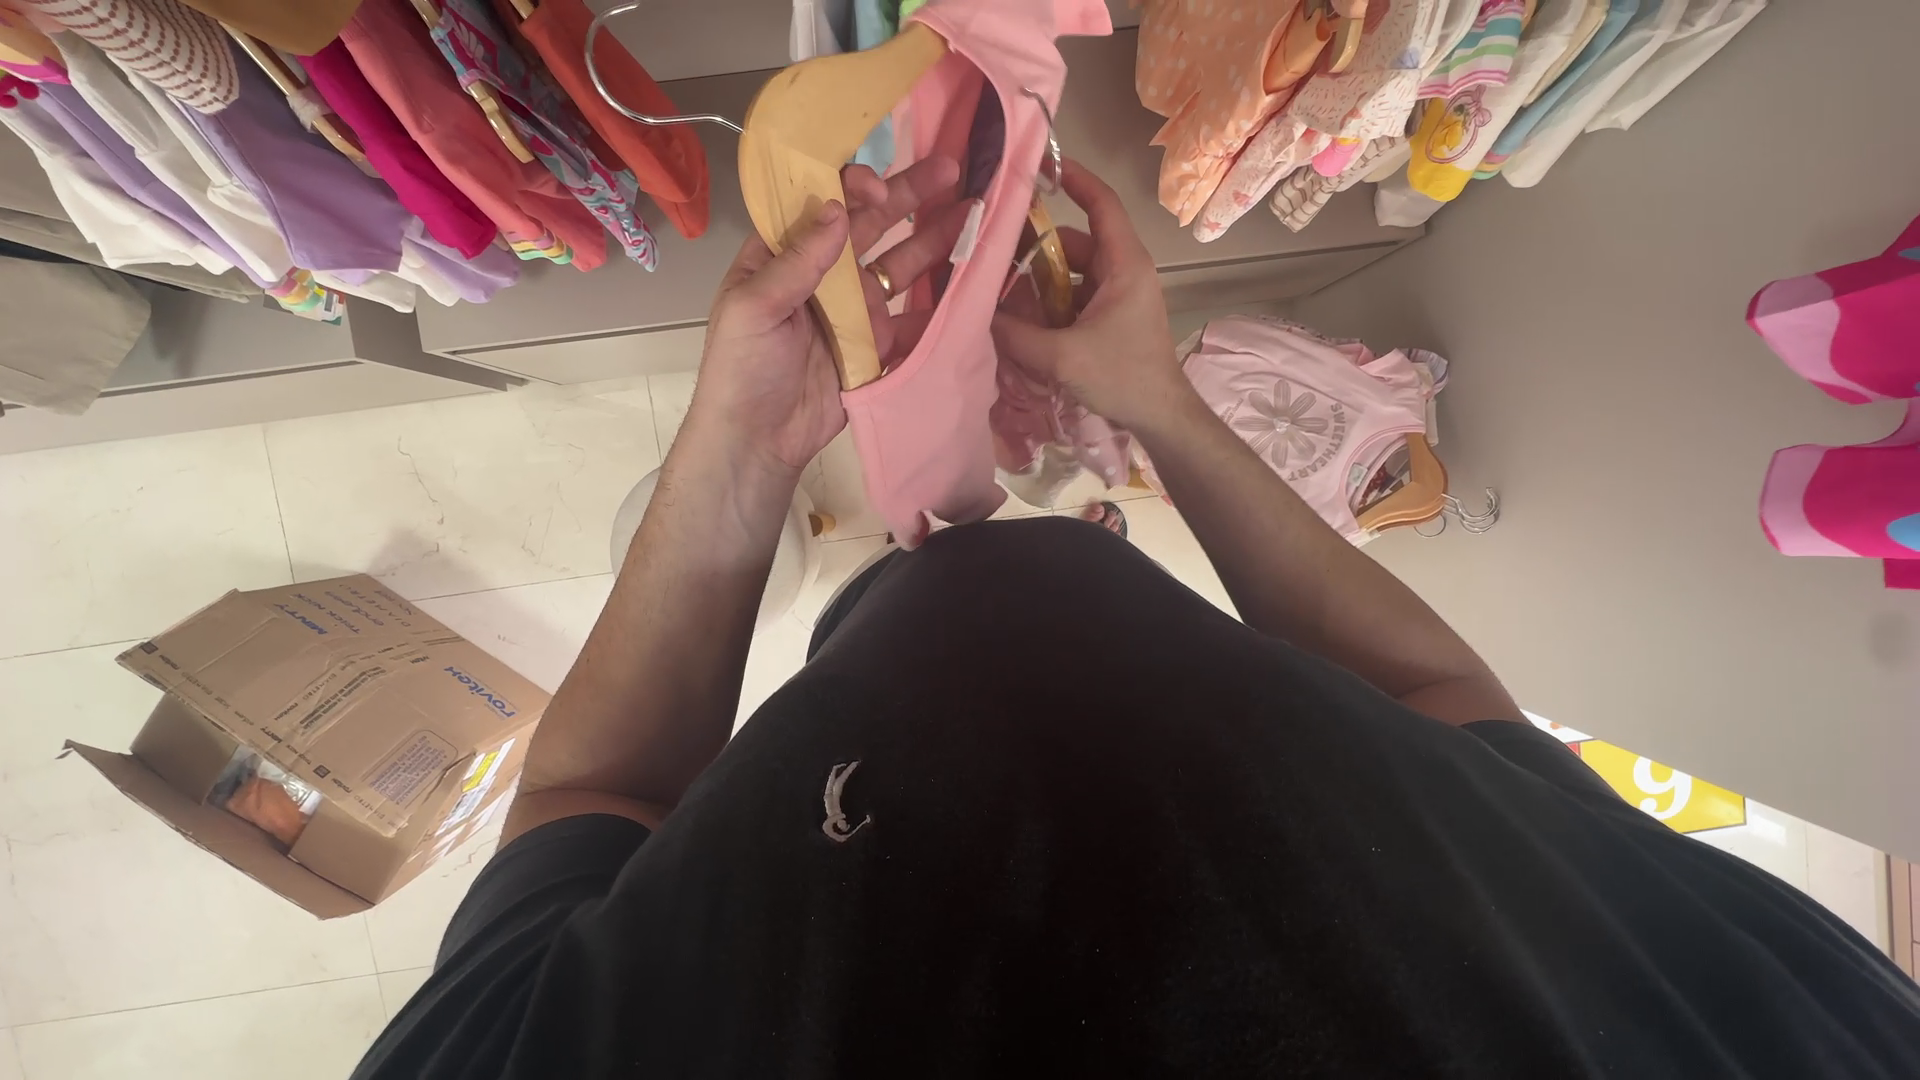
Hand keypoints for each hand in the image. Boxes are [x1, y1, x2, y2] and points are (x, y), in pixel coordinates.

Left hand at [685, 156, 969, 474]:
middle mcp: (825, 275)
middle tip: (950, 168)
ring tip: (971, 214)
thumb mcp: (752, 307)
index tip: (877, 190)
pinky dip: (939, 303)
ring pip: (898, 267)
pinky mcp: (877, 346)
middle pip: (870, 227)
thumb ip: (796, 260)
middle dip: (908, 197)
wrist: (760, 439)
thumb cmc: (742, 369)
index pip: (822, 204)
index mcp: (785, 255)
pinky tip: (968, 279)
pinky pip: (911, 319)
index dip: (852, 187)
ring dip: (932, 240)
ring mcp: (855, 311)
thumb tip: (839, 211)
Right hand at [992, 160, 1194, 432]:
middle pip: (1076, 243)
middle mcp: (1124, 271)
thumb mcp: (1061, 356)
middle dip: (1038, 251)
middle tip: (999, 261)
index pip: (1101, 203)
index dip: (1074, 179)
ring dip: (1043, 285)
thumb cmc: (1122, 376)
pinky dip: (1053, 307)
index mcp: (1124, 263)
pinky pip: (1077, 300)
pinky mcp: (1114, 320)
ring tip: (1008, 301)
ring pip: (1074, 275)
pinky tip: (1028, 327)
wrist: (1160, 416)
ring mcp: (1120, 297)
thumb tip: (978, 314)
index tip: (1040, 167)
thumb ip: (1015, 335)